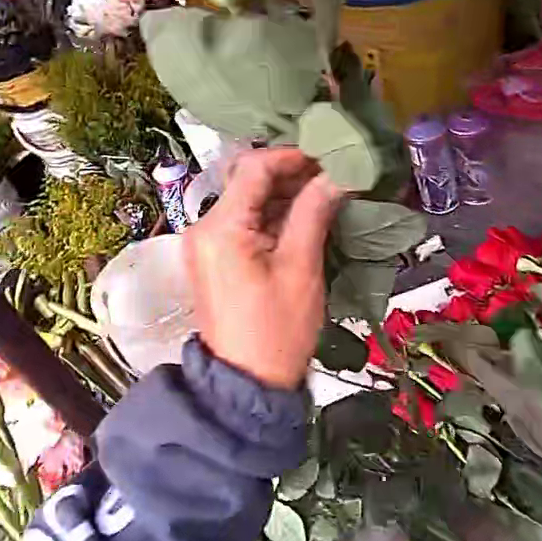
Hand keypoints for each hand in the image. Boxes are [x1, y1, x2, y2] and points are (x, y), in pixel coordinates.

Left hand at [183, 148, 341, 389]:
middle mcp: (204, 227)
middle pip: (248, 181)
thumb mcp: (301, 268)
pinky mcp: (215, 259)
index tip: (330, 156)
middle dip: (292, 174)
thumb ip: (314, 212)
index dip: (294, 156)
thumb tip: (336, 174)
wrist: (246, 384)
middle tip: (334, 175)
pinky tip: (305, 218)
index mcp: (221, 227)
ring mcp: (207, 244)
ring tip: (327, 194)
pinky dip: (274, 216)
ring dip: (285, 195)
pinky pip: (245, 223)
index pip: (255, 168)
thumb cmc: (277, 329)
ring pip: (248, 201)